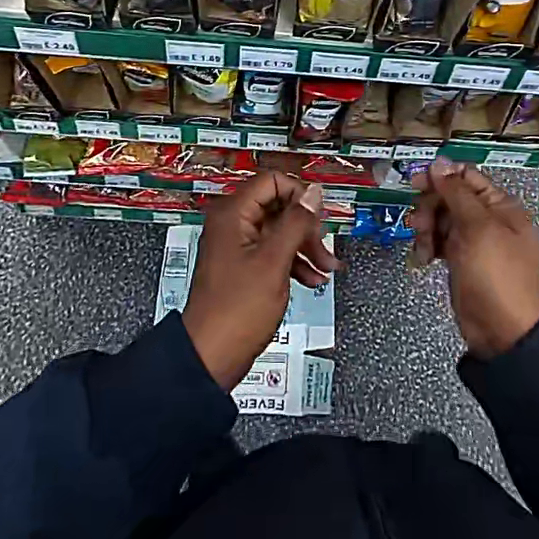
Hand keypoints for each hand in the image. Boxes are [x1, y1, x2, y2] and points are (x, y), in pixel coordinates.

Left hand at [182, 171, 341, 389]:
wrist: (211, 357)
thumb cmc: (238, 308)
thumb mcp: (274, 261)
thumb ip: (297, 222)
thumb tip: (314, 192)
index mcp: (233, 214)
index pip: (272, 181)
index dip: (299, 194)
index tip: (318, 216)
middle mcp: (233, 223)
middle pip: (279, 206)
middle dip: (307, 226)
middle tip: (324, 247)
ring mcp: (238, 245)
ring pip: (280, 230)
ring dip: (306, 246)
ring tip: (327, 267)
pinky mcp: (245, 266)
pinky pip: (275, 252)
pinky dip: (295, 262)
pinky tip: (313, 279)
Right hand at [408, 159, 538, 358]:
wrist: (502, 332)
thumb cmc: (495, 275)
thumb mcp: (477, 228)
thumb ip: (457, 193)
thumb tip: (439, 163)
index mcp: (501, 206)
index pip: (466, 177)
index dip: (440, 176)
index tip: (414, 183)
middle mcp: (489, 219)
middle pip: (450, 198)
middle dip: (430, 208)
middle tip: (418, 225)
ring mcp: (475, 241)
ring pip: (442, 219)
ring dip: (427, 229)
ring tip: (424, 249)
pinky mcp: (462, 260)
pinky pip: (441, 242)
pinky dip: (430, 247)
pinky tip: (424, 260)